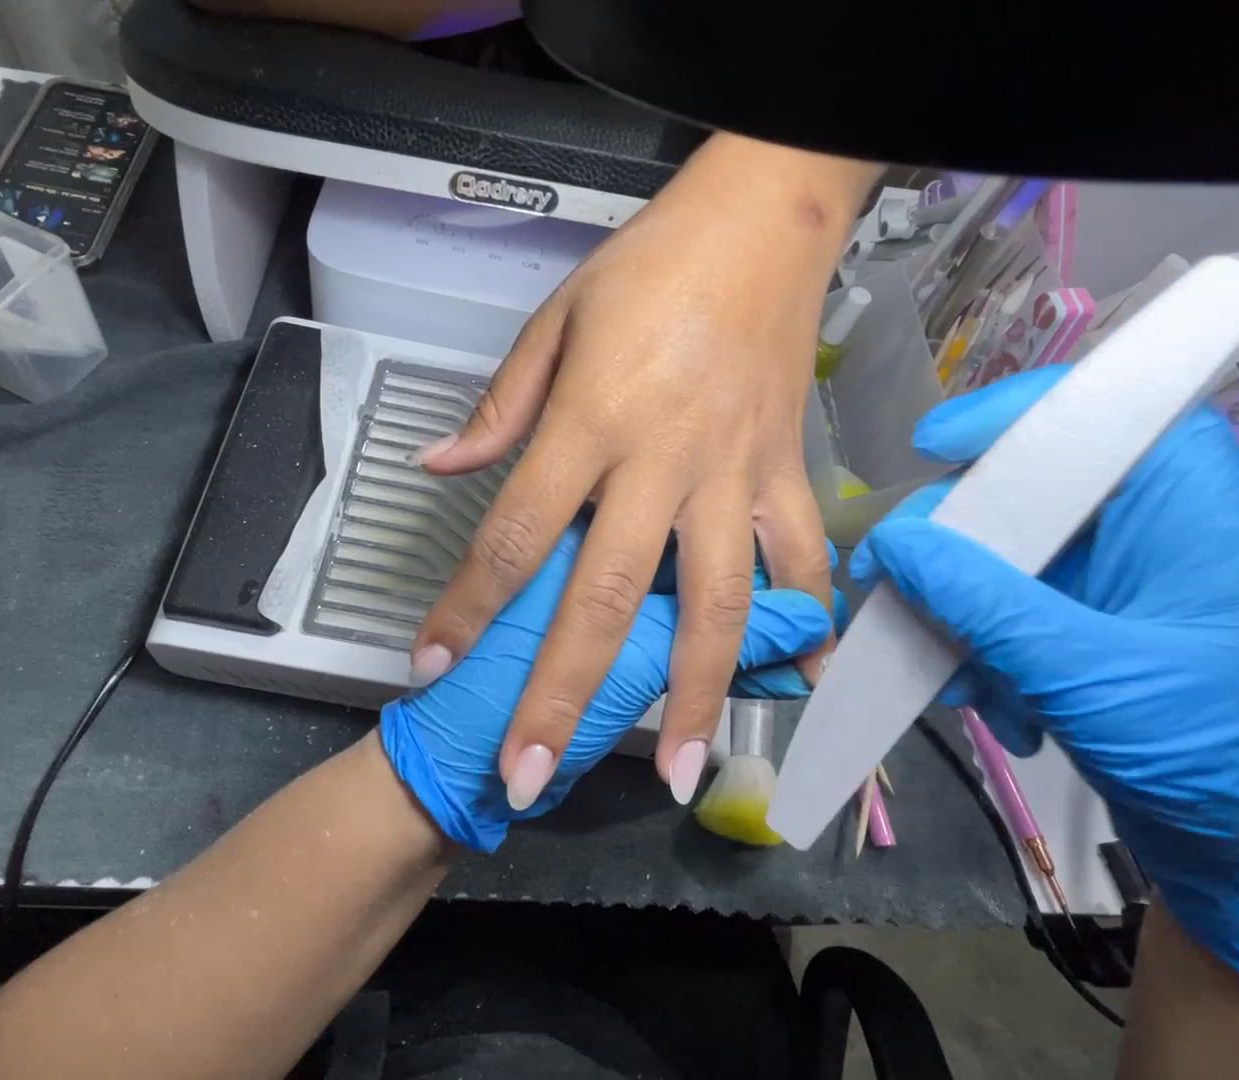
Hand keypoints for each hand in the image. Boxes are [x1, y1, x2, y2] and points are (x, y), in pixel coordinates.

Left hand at [412, 135, 878, 804]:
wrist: (764, 218)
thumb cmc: (647, 265)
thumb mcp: (555, 321)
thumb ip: (500, 408)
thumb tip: (440, 470)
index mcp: (591, 420)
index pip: (515, 533)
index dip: (468, 606)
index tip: (432, 666)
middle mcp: (662, 461)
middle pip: (605, 595)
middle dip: (564, 694)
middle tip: (529, 775)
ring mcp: (736, 473)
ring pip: (716, 600)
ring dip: (695, 692)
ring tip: (681, 771)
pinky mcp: (790, 470)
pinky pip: (801, 555)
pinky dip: (806, 617)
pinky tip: (799, 676)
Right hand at [850, 365, 1238, 1021]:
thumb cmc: (1226, 761)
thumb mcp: (1089, 676)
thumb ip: (982, 603)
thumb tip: (891, 544)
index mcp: (1200, 512)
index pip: (1104, 416)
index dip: (1011, 415)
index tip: (927, 446)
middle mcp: (1165, 535)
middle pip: (1034, 494)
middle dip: (955, 547)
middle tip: (885, 581)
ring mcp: (1132, 589)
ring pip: (1013, 563)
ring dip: (964, 617)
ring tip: (954, 680)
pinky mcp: (1104, 635)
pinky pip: (1019, 615)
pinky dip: (990, 655)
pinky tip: (993, 707)